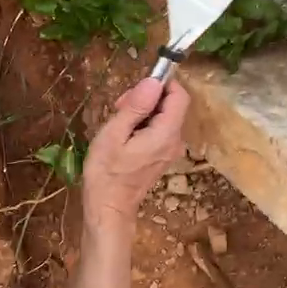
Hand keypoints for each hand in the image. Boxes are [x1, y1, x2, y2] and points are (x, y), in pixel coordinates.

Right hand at [81, 78, 189, 228]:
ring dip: (143, 111)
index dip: (162, 84)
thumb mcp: (114, 134)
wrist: (108, 206)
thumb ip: (135, 107)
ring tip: (118, 122)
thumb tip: (153, 81)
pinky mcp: (162, 156)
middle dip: (148, 98)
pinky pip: (159, 130)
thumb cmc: (106, 170)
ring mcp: (170, 150)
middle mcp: (175, 141)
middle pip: (172, 105)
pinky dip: (143, 125)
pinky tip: (123, 135)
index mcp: (166, 133)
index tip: (135, 89)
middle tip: (119, 107)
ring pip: (164, 117)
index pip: (180, 96)